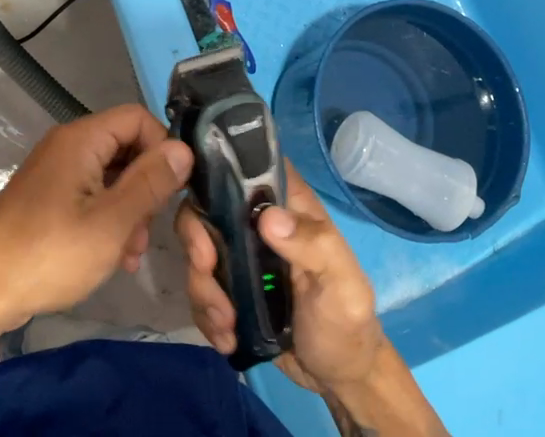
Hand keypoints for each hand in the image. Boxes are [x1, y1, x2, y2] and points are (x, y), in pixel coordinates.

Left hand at [0, 103, 193, 336]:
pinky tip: (115, 256)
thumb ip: (150, 182)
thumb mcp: (111, 222)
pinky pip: (91, 195)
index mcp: (80, 139)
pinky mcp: (48, 198)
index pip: (138, 118)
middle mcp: (67, 146)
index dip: (163, 148)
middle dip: (146, 185)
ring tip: (131, 253)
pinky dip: (108, 219)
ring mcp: (55, 172)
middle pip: (125, 146)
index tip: (175, 189)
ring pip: (110, 176)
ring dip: (130, 210)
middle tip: (150, 230)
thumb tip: (184, 148)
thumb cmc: (49, 254)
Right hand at [177, 161, 390, 394]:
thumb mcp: (342, 286)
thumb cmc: (347, 322)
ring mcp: (240, 257)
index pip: (247, 167)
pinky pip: (199, 288)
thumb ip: (314, 247)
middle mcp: (257, 224)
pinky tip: (227, 338)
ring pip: (197, 251)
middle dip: (197, 242)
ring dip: (202, 289)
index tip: (207, 209)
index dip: (217, 173)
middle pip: (206, 209)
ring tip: (226, 324)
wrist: (338, 378)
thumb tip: (268, 218)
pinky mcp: (229, 288)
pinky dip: (204, 314)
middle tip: (207, 270)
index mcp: (288, 207)